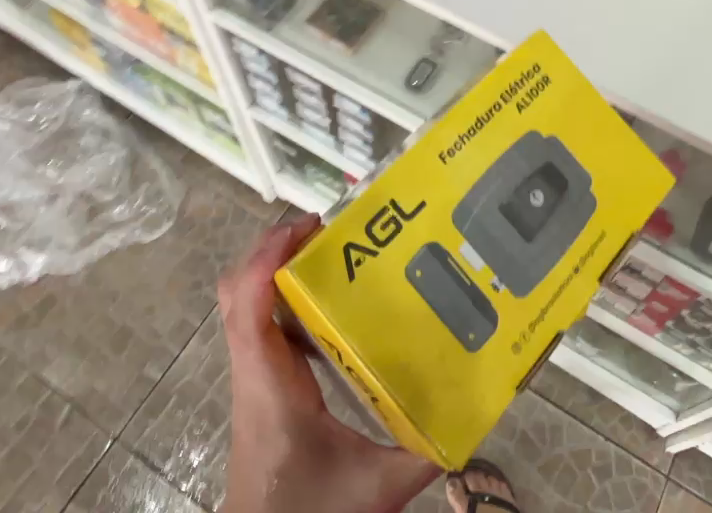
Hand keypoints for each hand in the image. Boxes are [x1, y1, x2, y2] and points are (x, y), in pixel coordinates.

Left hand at [217, 217, 438, 512]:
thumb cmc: (312, 512)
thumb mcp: (378, 485)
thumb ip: (426, 449)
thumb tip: (473, 405)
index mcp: (271, 386)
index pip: (248, 309)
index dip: (268, 259)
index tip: (308, 227)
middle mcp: (254, 372)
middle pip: (238, 291)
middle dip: (275, 249)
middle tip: (328, 231)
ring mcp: (253, 377)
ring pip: (245, 304)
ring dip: (278, 268)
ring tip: (331, 252)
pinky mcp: (261, 385)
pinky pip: (263, 325)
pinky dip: (285, 298)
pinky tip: (329, 303)